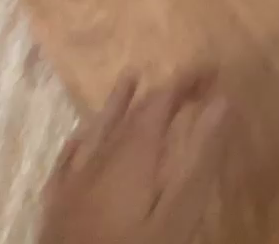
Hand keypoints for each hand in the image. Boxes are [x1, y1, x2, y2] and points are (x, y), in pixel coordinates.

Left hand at [40, 70, 233, 243]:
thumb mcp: (181, 209)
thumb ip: (201, 153)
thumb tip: (222, 100)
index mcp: (134, 154)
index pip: (162, 100)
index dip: (188, 80)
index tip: (215, 69)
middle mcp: (100, 159)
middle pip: (134, 113)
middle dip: (165, 90)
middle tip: (194, 79)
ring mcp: (73, 184)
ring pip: (96, 131)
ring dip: (116, 104)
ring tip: (130, 79)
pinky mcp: (55, 210)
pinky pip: (64, 164)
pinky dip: (78, 141)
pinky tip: (80, 137)